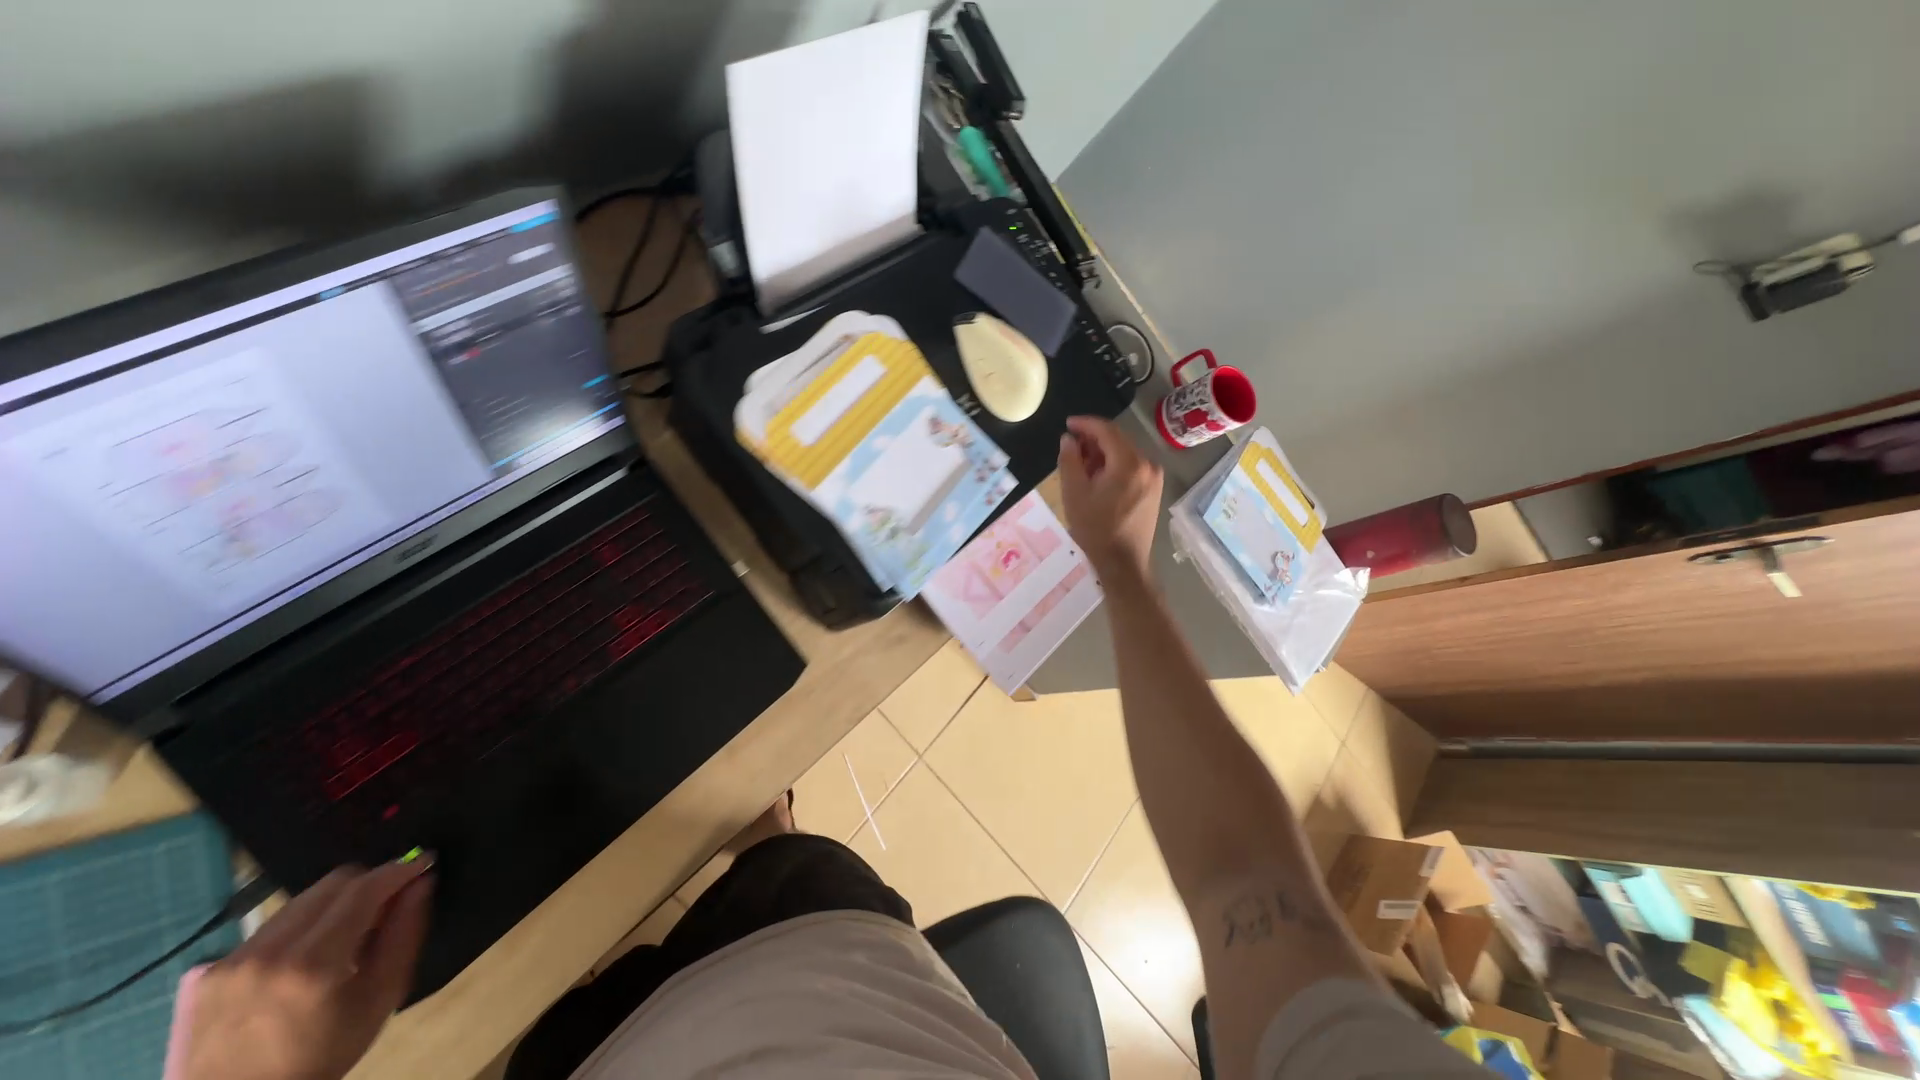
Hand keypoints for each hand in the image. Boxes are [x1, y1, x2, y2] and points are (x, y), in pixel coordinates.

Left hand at [182, 858, 433, 1079]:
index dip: (398, 870)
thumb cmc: (323, 1055)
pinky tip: (307, 957)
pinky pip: (270, 927)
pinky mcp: (212, 969)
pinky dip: (300, 928)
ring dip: (334, 904)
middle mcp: (270, 951)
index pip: (363, 890)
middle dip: (368, 883)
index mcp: (314, 963)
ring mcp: (234, 958)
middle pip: (331, 883)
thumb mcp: (379, 1001)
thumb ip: (404, 936)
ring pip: (300, 901)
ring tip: (349, 931)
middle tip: (390, 899)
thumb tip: (420, 884)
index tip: (423, 862)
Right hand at [1057, 415, 1162, 581]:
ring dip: (1103, 454)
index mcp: (1129, 463)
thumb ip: (1070, 460)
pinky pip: (1132, 468)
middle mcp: (1147, 465)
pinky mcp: (1154, 490)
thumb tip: (1068, 439)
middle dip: (1093, 440)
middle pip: (1118, 441)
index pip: (1107, 430)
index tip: (1068, 424)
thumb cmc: (1096, 530)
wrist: (1123, 564)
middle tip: (1071, 447)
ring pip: (1125, 454)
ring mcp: (1154, 478)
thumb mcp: (1074, 493)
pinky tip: (1098, 478)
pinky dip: (1114, 466)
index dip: (1085, 424)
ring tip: (1081, 466)